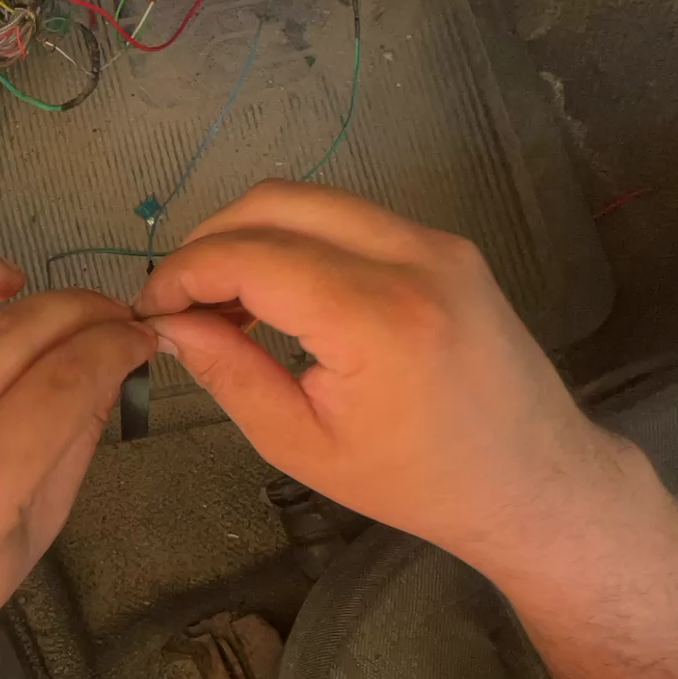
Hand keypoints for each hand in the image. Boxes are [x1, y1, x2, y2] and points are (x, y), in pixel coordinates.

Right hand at [136, 181, 636, 566]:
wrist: (530, 478)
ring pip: (307, 199)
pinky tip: (267, 295)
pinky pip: (341, 217)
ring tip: (215, 302)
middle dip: (205, 242)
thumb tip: (168, 325)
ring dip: (243, 238)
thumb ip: (226, 372)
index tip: (147, 310)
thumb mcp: (295, 442)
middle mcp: (411, 255)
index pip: (249, 255)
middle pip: (275, 201)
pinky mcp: (441, 245)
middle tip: (175, 301)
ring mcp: (434, 240)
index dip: (181, 274)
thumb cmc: (406, 480)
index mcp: (374, 317)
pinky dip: (285, 241)